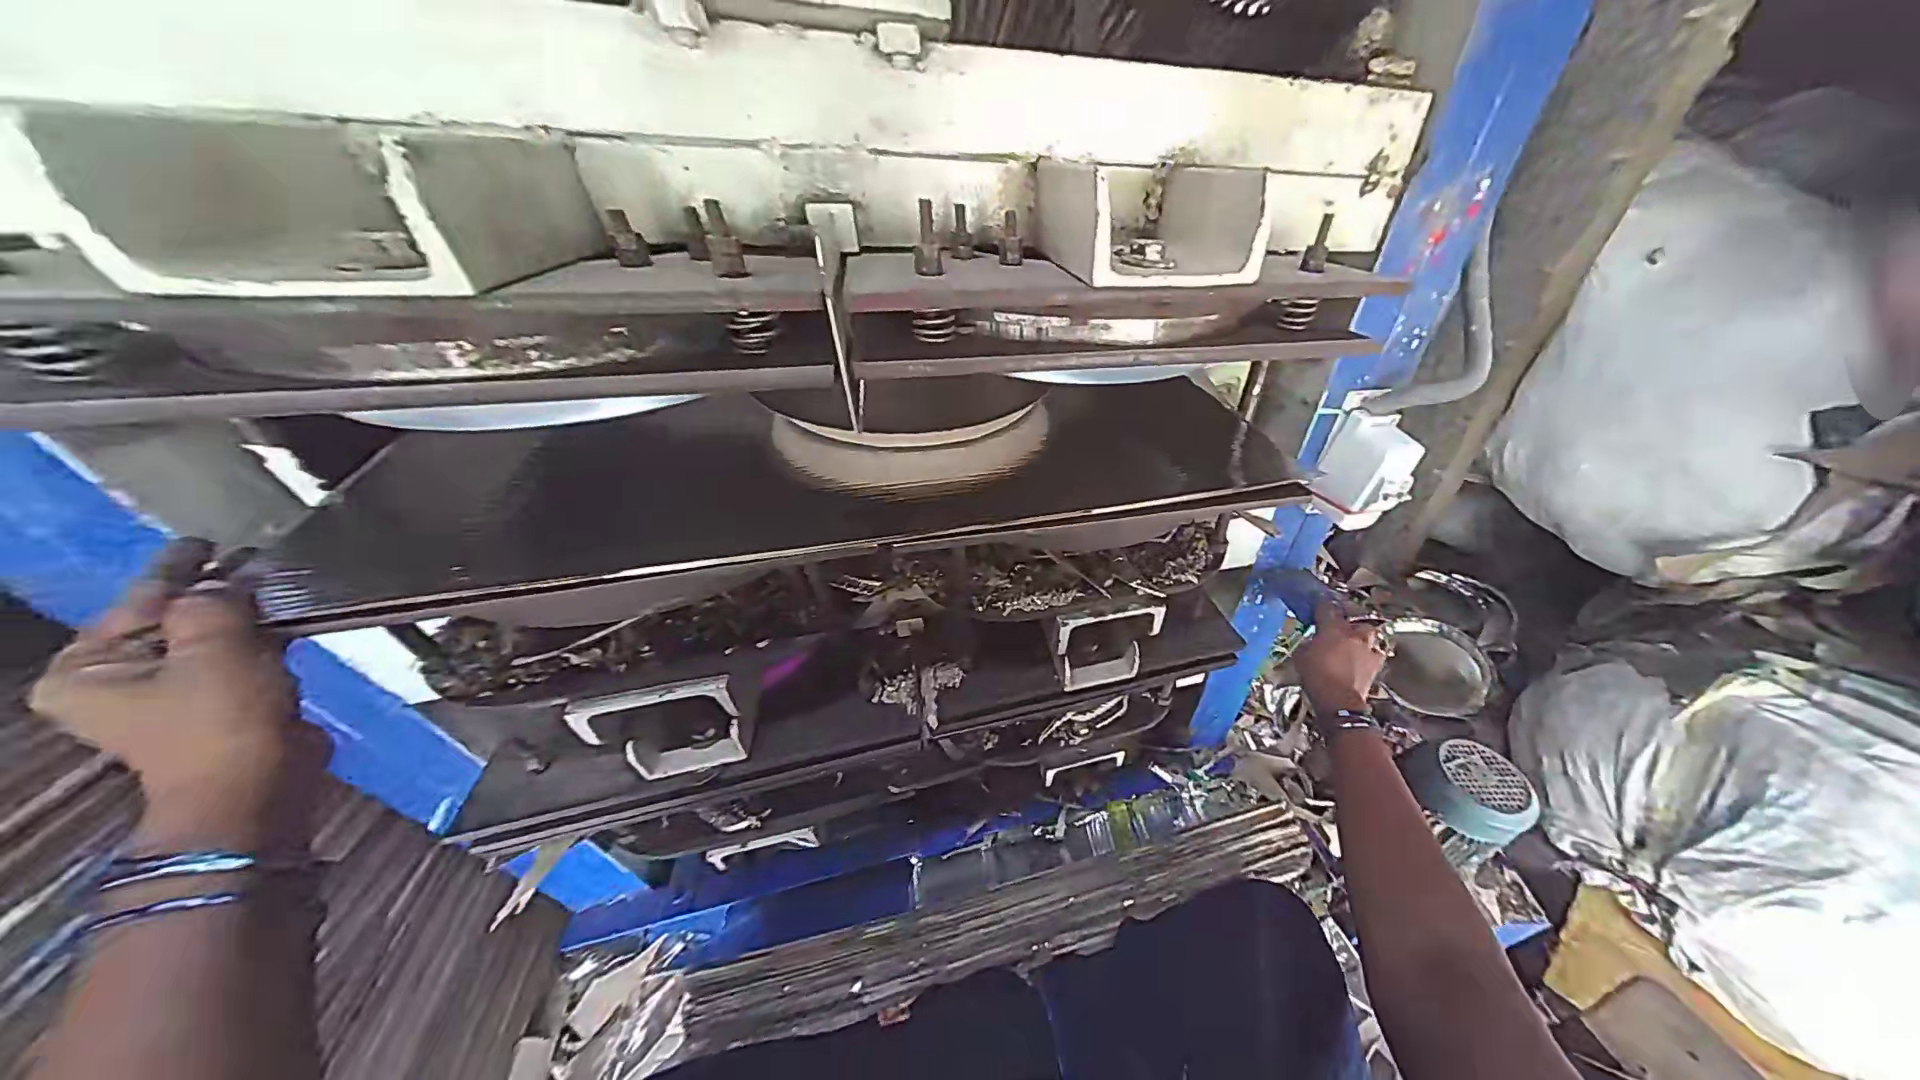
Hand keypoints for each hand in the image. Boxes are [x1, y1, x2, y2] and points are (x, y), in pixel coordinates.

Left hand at [29, 539, 328, 854]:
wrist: (256, 783)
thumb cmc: (221, 718)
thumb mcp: (216, 648)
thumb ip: (214, 602)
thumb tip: (227, 578)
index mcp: (85, 669)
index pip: (139, 601)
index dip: (179, 570)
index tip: (207, 542)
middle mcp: (109, 681)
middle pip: (169, 620)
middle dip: (215, 593)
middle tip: (253, 561)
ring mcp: (159, 697)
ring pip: (203, 639)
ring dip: (241, 616)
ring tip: (273, 587)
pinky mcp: (208, 706)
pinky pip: (227, 660)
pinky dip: (254, 641)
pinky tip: (280, 625)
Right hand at [1294, 602, 1387, 716]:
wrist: (1339, 700)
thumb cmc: (1316, 676)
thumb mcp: (1300, 656)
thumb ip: (1307, 643)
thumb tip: (1310, 641)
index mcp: (1332, 629)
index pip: (1327, 608)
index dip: (1321, 607)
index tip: (1317, 609)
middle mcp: (1353, 634)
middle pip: (1353, 620)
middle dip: (1346, 622)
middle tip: (1337, 628)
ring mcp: (1368, 648)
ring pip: (1368, 634)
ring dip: (1361, 636)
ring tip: (1353, 642)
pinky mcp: (1377, 664)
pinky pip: (1375, 652)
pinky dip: (1370, 653)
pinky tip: (1363, 658)